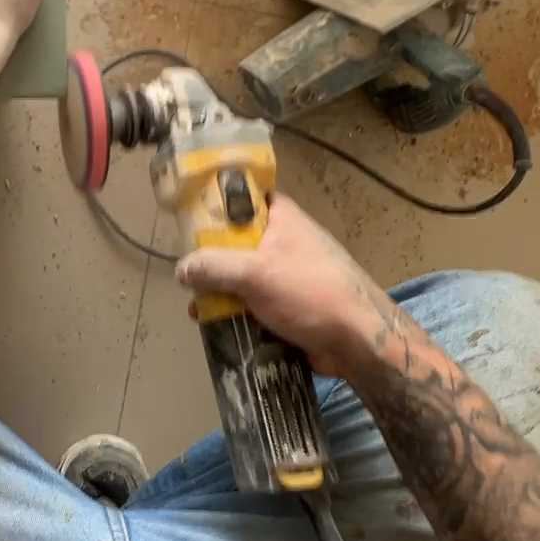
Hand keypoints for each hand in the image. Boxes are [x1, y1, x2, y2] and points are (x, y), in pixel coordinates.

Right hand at [174, 195, 393, 374]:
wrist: (358, 343)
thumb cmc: (311, 293)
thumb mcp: (255, 273)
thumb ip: (213, 266)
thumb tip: (181, 270)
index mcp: (283, 219)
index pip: (246, 198)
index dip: (218, 204)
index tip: (190, 219)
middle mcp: (284, 242)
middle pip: (236, 241)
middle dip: (210, 258)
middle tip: (187, 271)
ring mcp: (286, 275)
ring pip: (240, 276)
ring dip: (218, 291)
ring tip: (197, 306)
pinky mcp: (286, 305)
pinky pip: (250, 302)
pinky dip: (232, 312)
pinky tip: (214, 325)